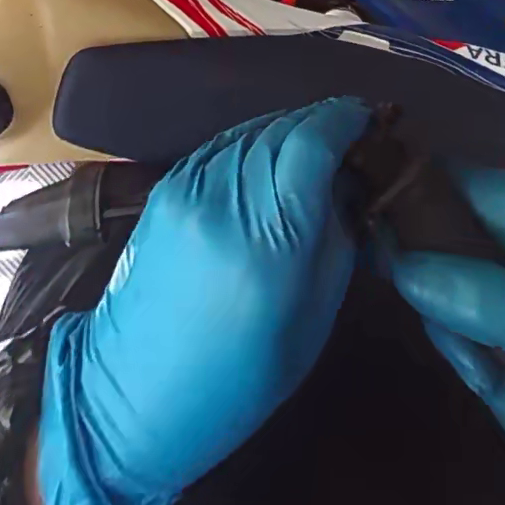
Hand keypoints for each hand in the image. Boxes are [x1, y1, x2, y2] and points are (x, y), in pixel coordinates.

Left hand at [35, 98, 369, 504]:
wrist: (136, 388)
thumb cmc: (241, 374)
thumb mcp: (313, 314)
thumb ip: (338, 234)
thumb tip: (352, 178)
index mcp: (271, 240)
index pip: (311, 144)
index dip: (344, 118)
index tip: (368, 116)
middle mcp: (225, 200)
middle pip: (282, 128)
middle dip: (320, 121)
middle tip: (348, 132)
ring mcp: (187, 187)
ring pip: (250, 130)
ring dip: (287, 129)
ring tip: (312, 144)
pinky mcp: (163, 186)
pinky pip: (219, 146)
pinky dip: (251, 143)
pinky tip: (266, 159)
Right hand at [389, 167, 504, 504]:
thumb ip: (463, 290)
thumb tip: (388, 261)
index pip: (420, 182)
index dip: (392, 221)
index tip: (386, 282)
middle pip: (439, 253)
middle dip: (455, 326)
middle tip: (481, 382)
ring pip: (468, 297)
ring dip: (487, 364)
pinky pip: (500, 322)